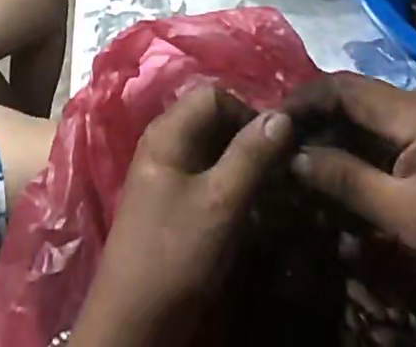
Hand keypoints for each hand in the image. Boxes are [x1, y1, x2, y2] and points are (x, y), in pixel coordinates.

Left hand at [70, 85, 295, 346]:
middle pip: (211, 118)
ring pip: (210, 147)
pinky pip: (204, 172)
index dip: (246, 112)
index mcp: (166, 132)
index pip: (213, 95)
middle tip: (278, 166)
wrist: (133, 320)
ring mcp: (164, 171)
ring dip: (241, 160)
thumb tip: (282, 115)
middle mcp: (162, 142)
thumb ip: (251, 155)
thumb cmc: (175, 253)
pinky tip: (247, 203)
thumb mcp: (220, 202)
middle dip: (246, 136)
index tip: (276, 145)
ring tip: (269, 186)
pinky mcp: (169, 199)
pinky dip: (228, 179)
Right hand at [284, 73, 415, 329]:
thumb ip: (348, 180)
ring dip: (332, 141)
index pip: (342, 87)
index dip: (300, 100)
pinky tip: (337, 182)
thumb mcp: (412, 219)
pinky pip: (385, 143)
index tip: (266, 124)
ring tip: (296, 164)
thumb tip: (291, 153)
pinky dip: (357, 158)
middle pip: (351, 100)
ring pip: (365, 122)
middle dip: (312, 120)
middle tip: (274, 147)